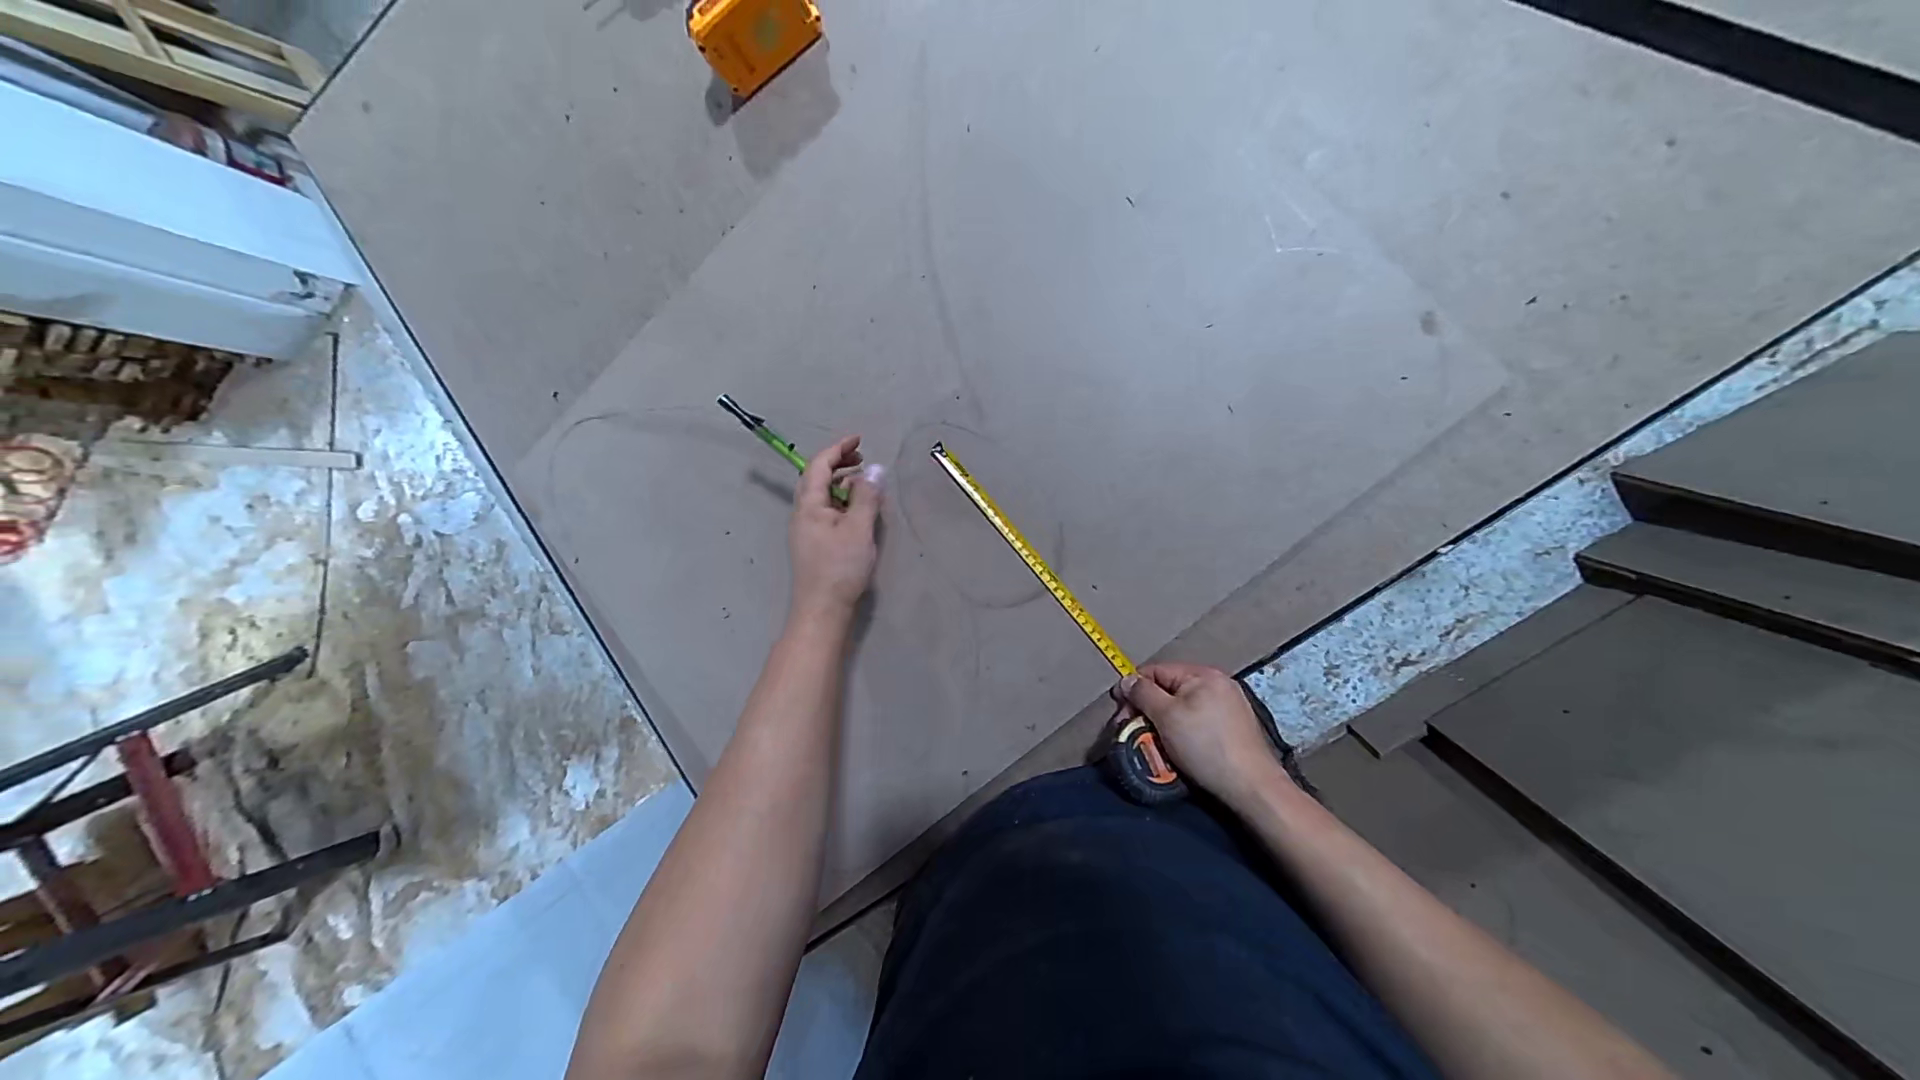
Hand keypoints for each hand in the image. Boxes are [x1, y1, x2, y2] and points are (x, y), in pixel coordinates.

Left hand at [788, 434, 882, 620]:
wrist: (823, 610)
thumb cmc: (840, 568)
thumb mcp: (859, 529)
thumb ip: (867, 497)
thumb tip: (874, 470)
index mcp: (808, 505)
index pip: (819, 465)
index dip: (838, 448)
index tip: (859, 440)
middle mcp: (803, 514)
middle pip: (816, 478)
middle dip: (839, 463)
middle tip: (862, 458)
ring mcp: (807, 530)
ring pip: (822, 496)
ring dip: (841, 483)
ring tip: (865, 484)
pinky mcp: (815, 544)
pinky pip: (827, 512)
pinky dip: (842, 502)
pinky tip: (858, 511)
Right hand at [1112, 663, 1284, 807]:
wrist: (1251, 787)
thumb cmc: (1205, 746)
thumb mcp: (1166, 716)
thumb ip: (1142, 693)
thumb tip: (1126, 679)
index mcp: (1203, 674)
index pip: (1155, 671)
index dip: (1133, 690)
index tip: (1120, 714)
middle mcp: (1218, 684)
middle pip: (1168, 689)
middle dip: (1147, 709)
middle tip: (1133, 732)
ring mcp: (1229, 706)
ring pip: (1182, 707)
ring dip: (1163, 723)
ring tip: (1154, 743)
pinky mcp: (1234, 728)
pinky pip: (1197, 721)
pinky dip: (1182, 731)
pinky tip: (1177, 748)